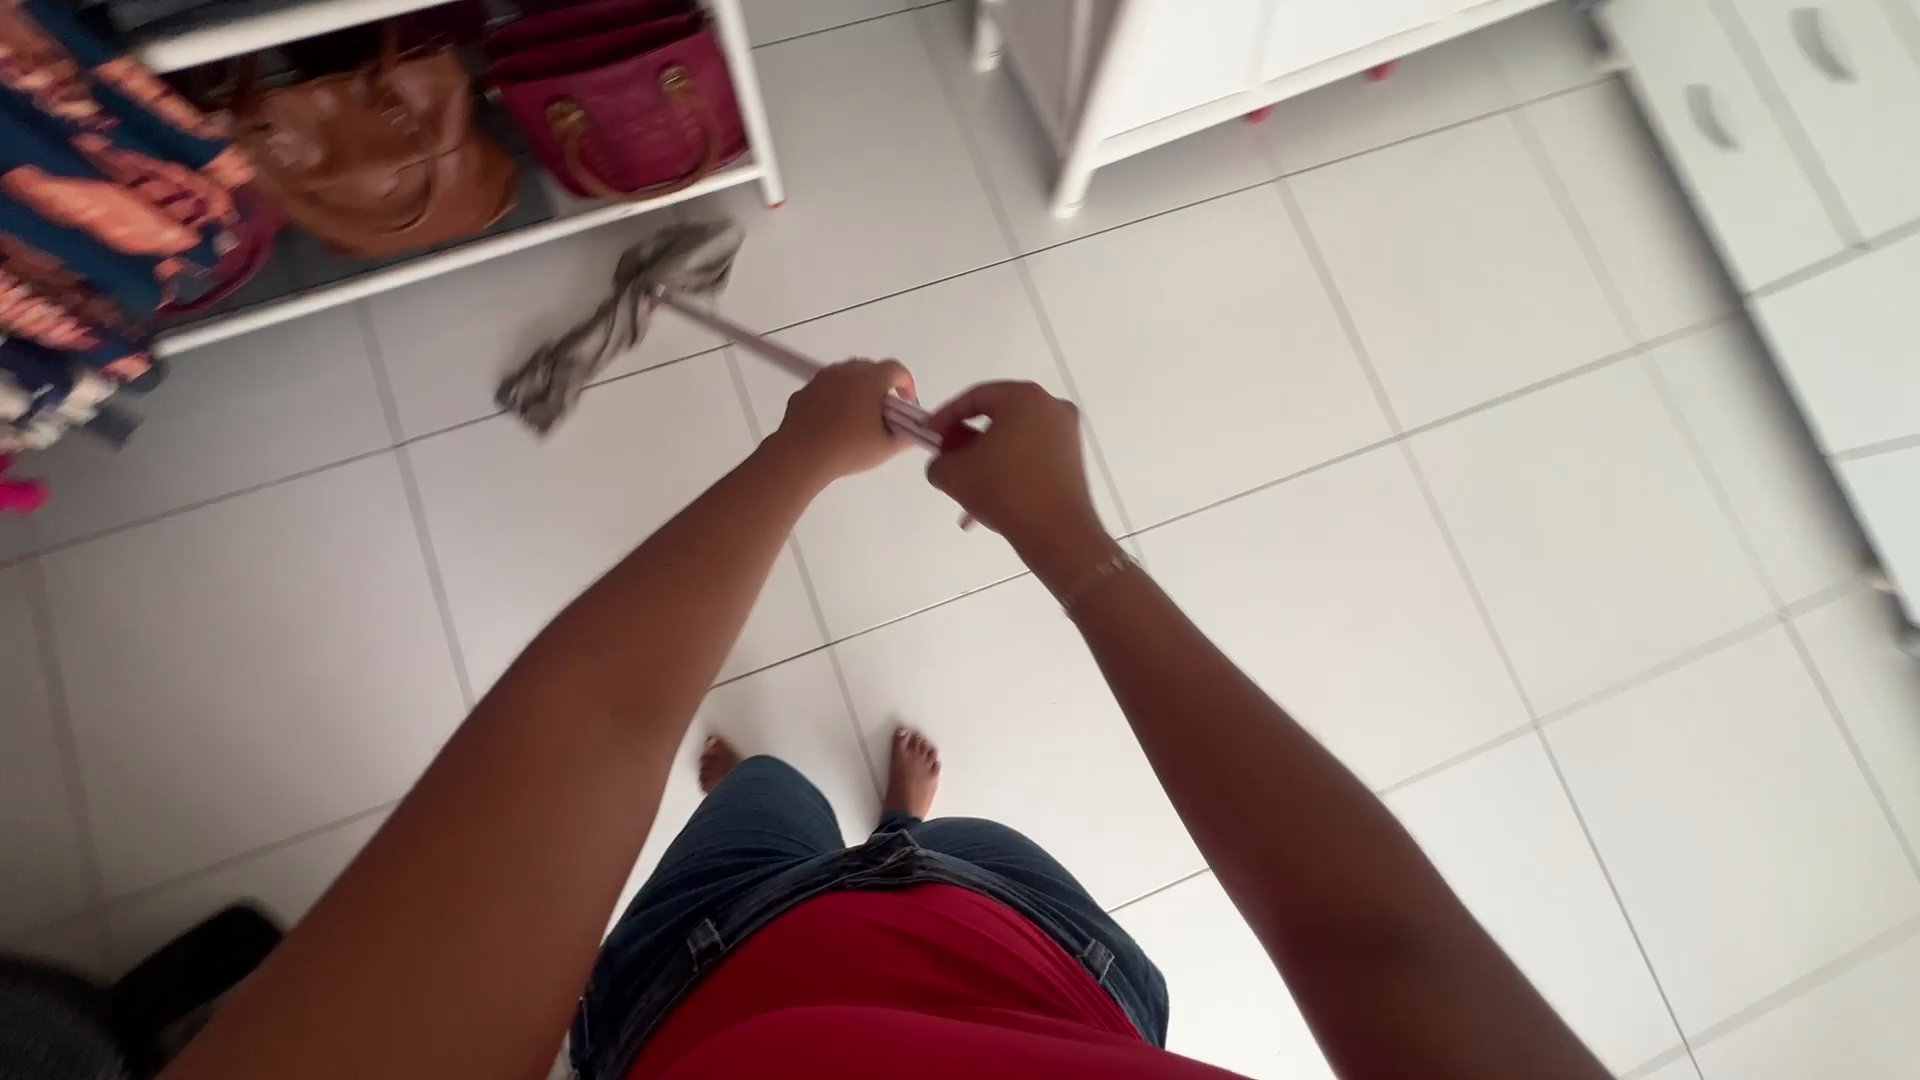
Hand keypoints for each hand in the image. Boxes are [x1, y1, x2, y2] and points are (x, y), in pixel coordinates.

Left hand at [771, 359, 917, 482]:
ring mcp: (820, 380)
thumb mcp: (885, 448)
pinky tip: (833, 422)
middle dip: (881, 385)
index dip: (906, 383)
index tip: (907, 401)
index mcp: (869, 380)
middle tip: (883, 410)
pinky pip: (825, 389)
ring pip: (844, 376)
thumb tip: (909, 435)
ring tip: (858, 415)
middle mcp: (844, 372)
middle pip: (869, 368)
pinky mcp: (803, 393)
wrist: (801, 456)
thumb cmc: (848, 449)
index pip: (895, 369)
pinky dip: (834, 398)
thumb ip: (904, 438)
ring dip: (856, 389)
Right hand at [924, 381, 1115, 576]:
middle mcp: (1051, 407)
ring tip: (967, 488)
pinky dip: (1009, 471)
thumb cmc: (1003, 490)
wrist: (1055, 531)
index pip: (975, 397)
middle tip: (949, 457)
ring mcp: (1067, 433)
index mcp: (1023, 397)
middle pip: (998, 417)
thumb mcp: (953, 474)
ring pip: (1014, 441)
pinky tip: (992, 502)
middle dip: (968, 440)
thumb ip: (939, 461)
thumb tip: (946, 463)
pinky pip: (1032, 457)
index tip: (930, 433)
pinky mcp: (1073, 459)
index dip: (946, 415)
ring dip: (987, 461)